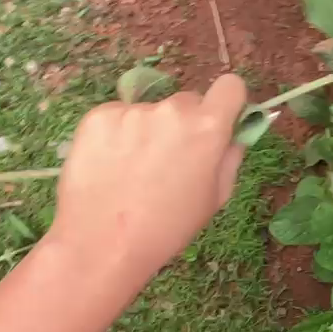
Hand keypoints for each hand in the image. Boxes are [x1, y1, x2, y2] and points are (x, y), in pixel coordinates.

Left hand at [45, 75, 249, 283]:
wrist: (102, 245)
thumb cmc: (168, 228)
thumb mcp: (216, 197)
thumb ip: (230, 156)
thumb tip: (234, 133)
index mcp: (208, 127)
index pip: (230, 86)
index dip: (227, 102)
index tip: (219, 120)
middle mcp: (172, 109)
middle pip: (187, 101)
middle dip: (185, 123)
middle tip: (169, 159)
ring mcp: (132, 110)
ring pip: (150, 111)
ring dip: (148, 130)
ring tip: (133, 169)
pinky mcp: (98, 116)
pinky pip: (118, 116)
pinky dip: (117, 134)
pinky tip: (110, 165)